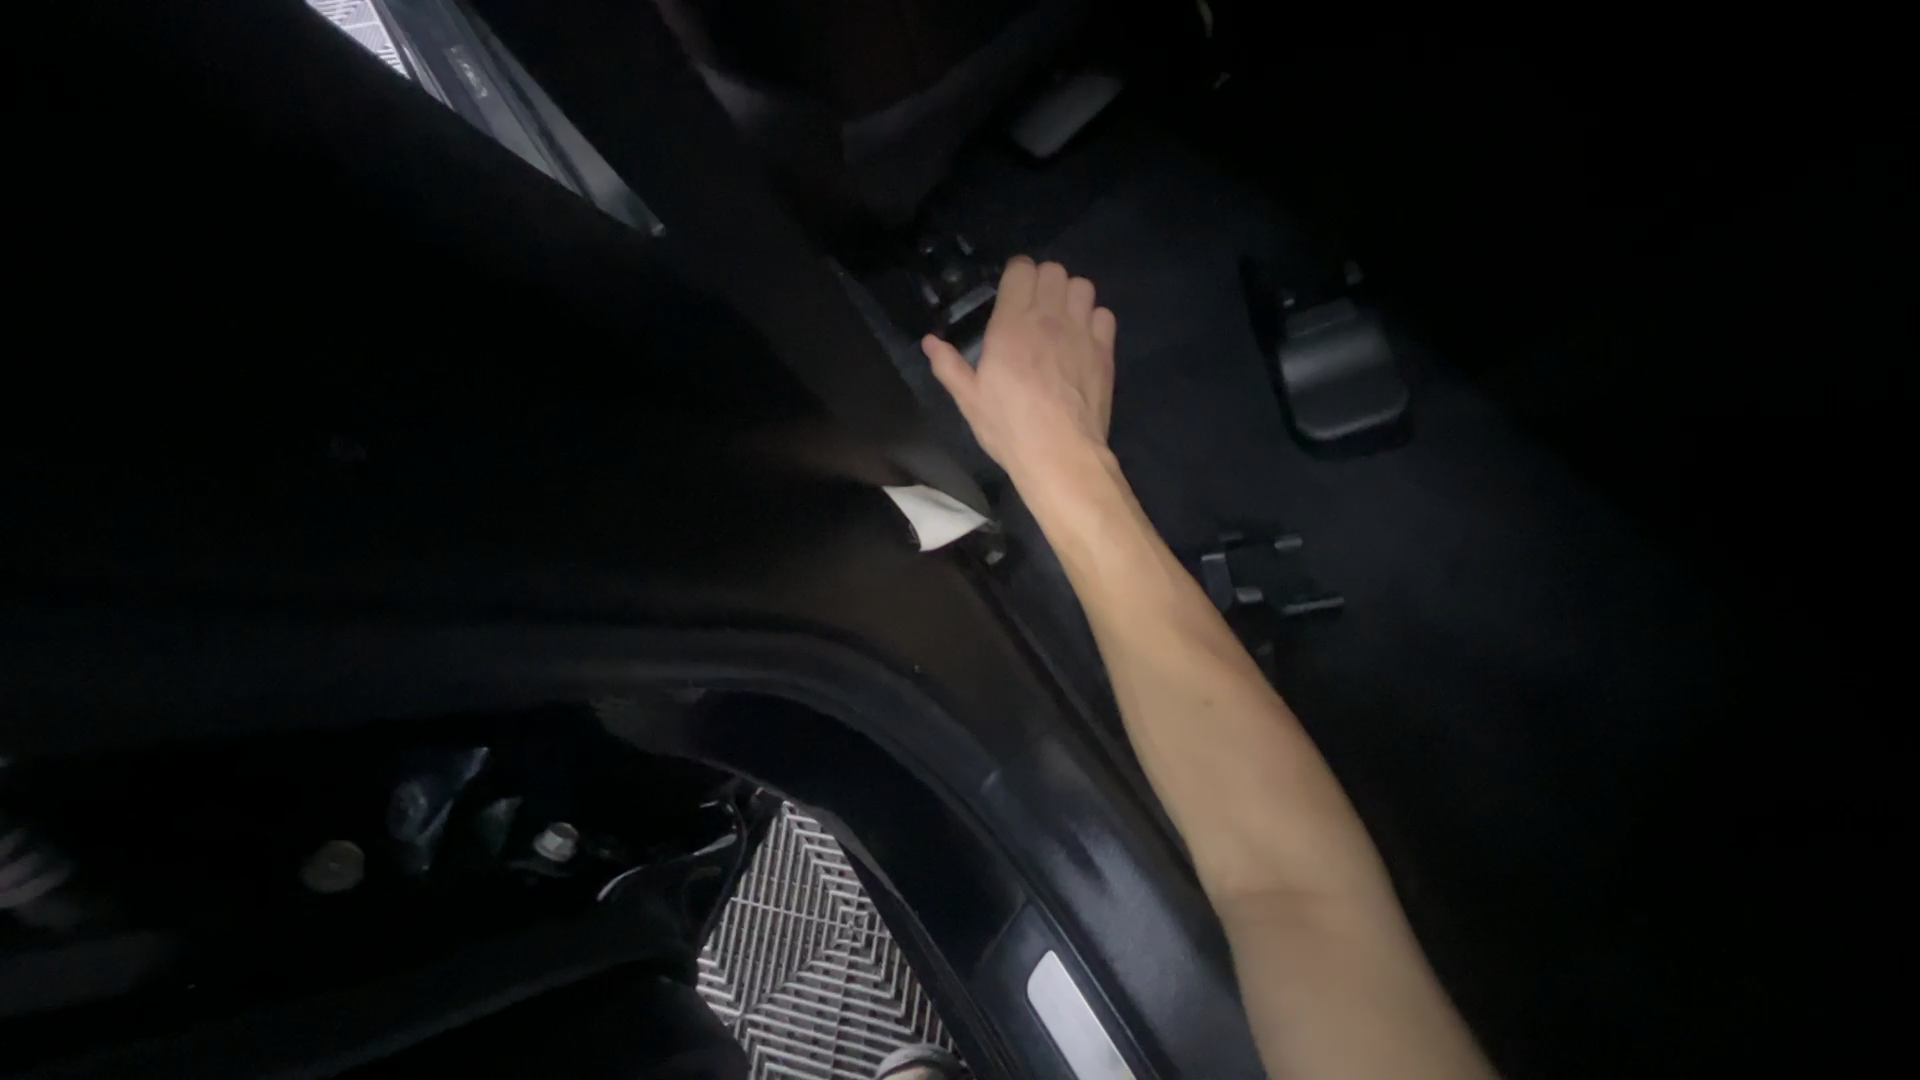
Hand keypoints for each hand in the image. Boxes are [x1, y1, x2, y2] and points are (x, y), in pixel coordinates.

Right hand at [921, 257, 1117, 491]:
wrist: (1060, 453)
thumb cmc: (1009, 428)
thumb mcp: (969, 400)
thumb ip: (948, 365)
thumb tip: (929, 341)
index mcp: (1011, 325)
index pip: (1021, 269)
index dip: (1016, 275)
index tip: (1011, 292)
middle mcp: (1048, 318)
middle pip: (1053, 271)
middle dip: (1042, 281)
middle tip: (1034, 307)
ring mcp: (1080, 332)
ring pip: (1082, 286)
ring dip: (1070, 296)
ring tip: (1061, 319)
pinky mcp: (1104, 351)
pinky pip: (1104, 314)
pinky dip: (1094, 319)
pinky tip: (1083, 339)